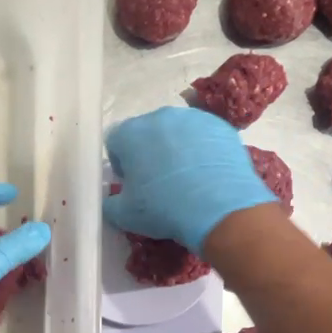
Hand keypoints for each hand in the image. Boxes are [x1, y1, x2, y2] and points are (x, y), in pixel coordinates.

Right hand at [105, 107, 276, 253]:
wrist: (219, 209)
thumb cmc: (162, 208)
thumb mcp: (124, 215)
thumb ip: (110, 203)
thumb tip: (113, 200)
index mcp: (131, 132)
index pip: (115, 142)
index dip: (120, 164)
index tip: (130, 183)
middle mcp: (161, 117)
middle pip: (147, 133)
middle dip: (148, 153)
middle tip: (156, 182)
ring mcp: (194, 118)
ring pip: (176, 133)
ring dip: (175, 151)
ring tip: (184, 180)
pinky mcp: (221, 126)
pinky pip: (203, 137)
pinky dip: (201, 152)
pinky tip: (205, 176)